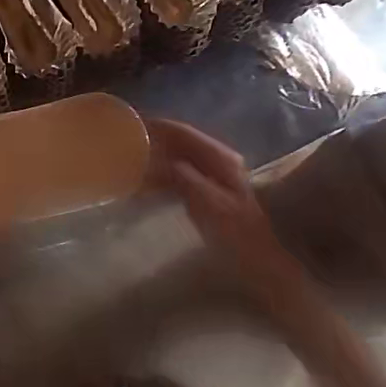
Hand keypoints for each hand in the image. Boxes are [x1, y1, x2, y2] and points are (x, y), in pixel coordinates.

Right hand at [146, 118, 312, 316]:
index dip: (156, 126)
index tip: (130, 123)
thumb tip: (159, 158)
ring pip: (180, 157)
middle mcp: (220, 160)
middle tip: (124, 141)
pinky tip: (146, 181)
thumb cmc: (236, 235)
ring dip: (156, 155)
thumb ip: (183, 177)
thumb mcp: (207, 204)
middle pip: (181, 141)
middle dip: (153, 139)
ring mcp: (217, 176)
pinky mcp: (211, 192)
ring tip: (130, 158)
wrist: (261, 263)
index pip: (182, 133)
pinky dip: (162, 173)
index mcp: (220, 158)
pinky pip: (180, 174)